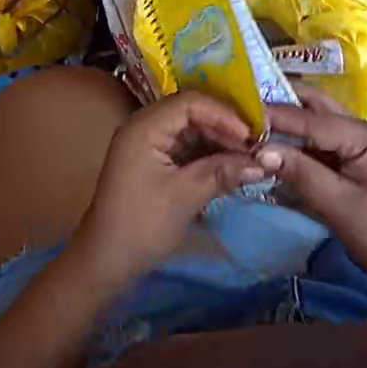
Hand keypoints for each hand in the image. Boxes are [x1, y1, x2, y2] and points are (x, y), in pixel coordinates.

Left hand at [73, 92, 266, 281]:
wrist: (104, 264)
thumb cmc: (141, 225)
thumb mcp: (185, 196)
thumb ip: (222, 172)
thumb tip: (262, 164)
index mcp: (145, 126)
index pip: (191, 103)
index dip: (223, 114)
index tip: (250, 135)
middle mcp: (145, 126)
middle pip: (192, 112)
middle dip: (224, 127)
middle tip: (254, 146)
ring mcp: (148, 142)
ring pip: (191, 129)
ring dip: (218, 140)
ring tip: (247, 156)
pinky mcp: (153, 160)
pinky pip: (185, 145)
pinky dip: (207, 153)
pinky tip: (229, 165)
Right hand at [257, 90, 366, 285]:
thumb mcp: (341, 207)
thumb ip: (302, 174)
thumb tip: (260, 150)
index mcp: (363, 134)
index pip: (311, 119)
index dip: (275, 116)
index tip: (240, 114)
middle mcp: (360, 129)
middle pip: (314, 106)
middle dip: (280, 103)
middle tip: (242, 106)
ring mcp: (356, 142)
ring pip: (315, 120)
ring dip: (286, 120)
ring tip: (250, 121)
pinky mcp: (350, 159)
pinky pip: (317, 140)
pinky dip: (295, 139)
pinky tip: (273, 144)